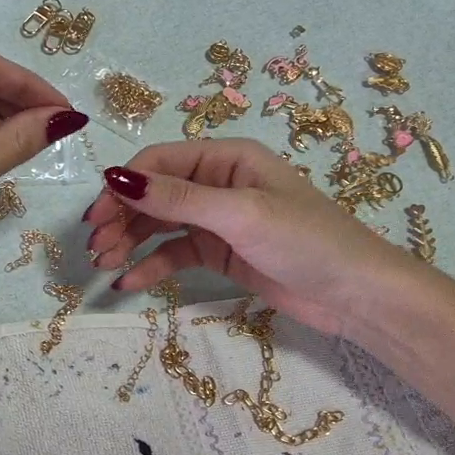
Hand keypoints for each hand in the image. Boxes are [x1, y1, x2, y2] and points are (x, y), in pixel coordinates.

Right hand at [84, 138, 432, 338]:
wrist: (358, 296)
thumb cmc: (306, 241)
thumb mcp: (240, 214)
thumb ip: (177, 198)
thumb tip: (115, 177)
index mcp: (226, 158)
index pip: (158, 162)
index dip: (123, 186)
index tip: (97, 217)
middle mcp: (217, 183)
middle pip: (152, 194)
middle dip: (120, 217)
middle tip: (95, 247)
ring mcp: (216, 220)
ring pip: (157, 225)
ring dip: (128, 242)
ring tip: (104, 265)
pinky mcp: (219, 252)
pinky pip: (173, 253)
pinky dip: (149, 266)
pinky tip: (128, 283)